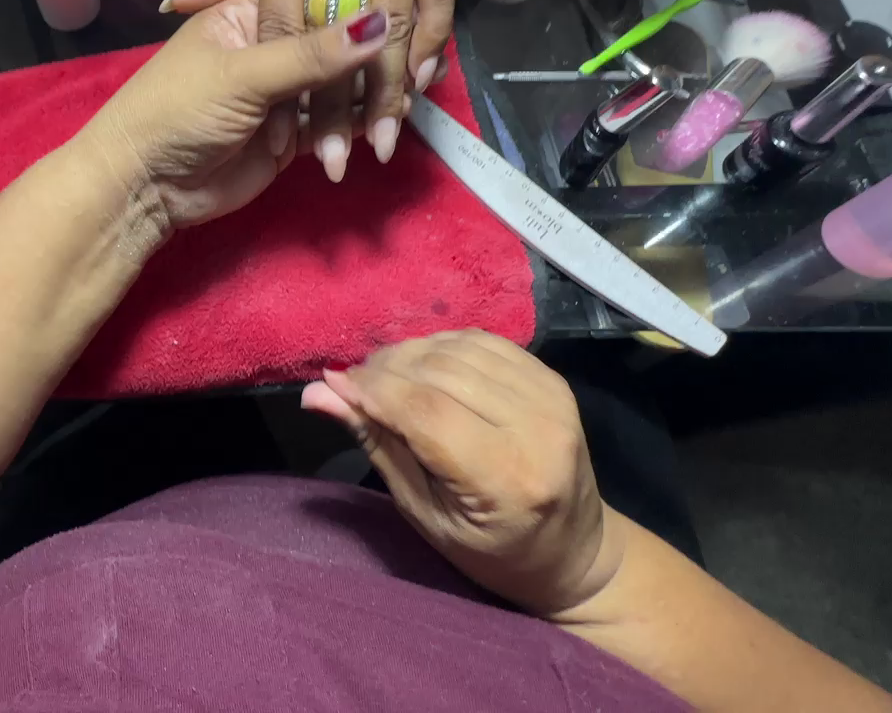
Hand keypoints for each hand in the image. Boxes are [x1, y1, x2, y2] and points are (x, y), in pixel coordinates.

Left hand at [79, 0, 388, 232]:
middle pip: (335, 40)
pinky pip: (332, 124)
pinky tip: (381, 128)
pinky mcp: (290, 135)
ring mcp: (283, 92)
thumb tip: (382, 20)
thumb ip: (310, 54)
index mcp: (249, 9)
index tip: (406, 9)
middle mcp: (271, 44)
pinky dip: (355, 128)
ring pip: (339, 85)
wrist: (144, 186)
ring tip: (399, 104)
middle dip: (370, 57)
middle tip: (408, 70)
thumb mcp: (242, 75)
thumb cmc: (177, 111)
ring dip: (367, 97)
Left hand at [162, 0, 456, 183]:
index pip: (286, 22)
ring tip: (384, 139)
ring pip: (397, 25)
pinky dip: (433, 44)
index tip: (286, 137)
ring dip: (392, 90)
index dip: (288, 83)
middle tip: (343, 160)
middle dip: (343, 105)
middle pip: (343, 36)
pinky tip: (421, 83)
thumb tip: (176, 4)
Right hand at [300, 330, 623, 616]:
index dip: (372, 389)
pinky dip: (440, 345)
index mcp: (506, 478)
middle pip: (439, 372)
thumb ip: (375, 443)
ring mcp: (550, 397)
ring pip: (456, 349)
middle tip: (353, 383)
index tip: (333, 383)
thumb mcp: (421, 510)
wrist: (575, 551)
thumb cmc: (489, 549)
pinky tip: (423, 366)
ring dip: (408, 354)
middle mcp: (536, 427)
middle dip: (384, 369)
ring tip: (384, 376)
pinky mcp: (552, 378)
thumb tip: (316, 394)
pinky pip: (480, 340)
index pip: (425, 411)